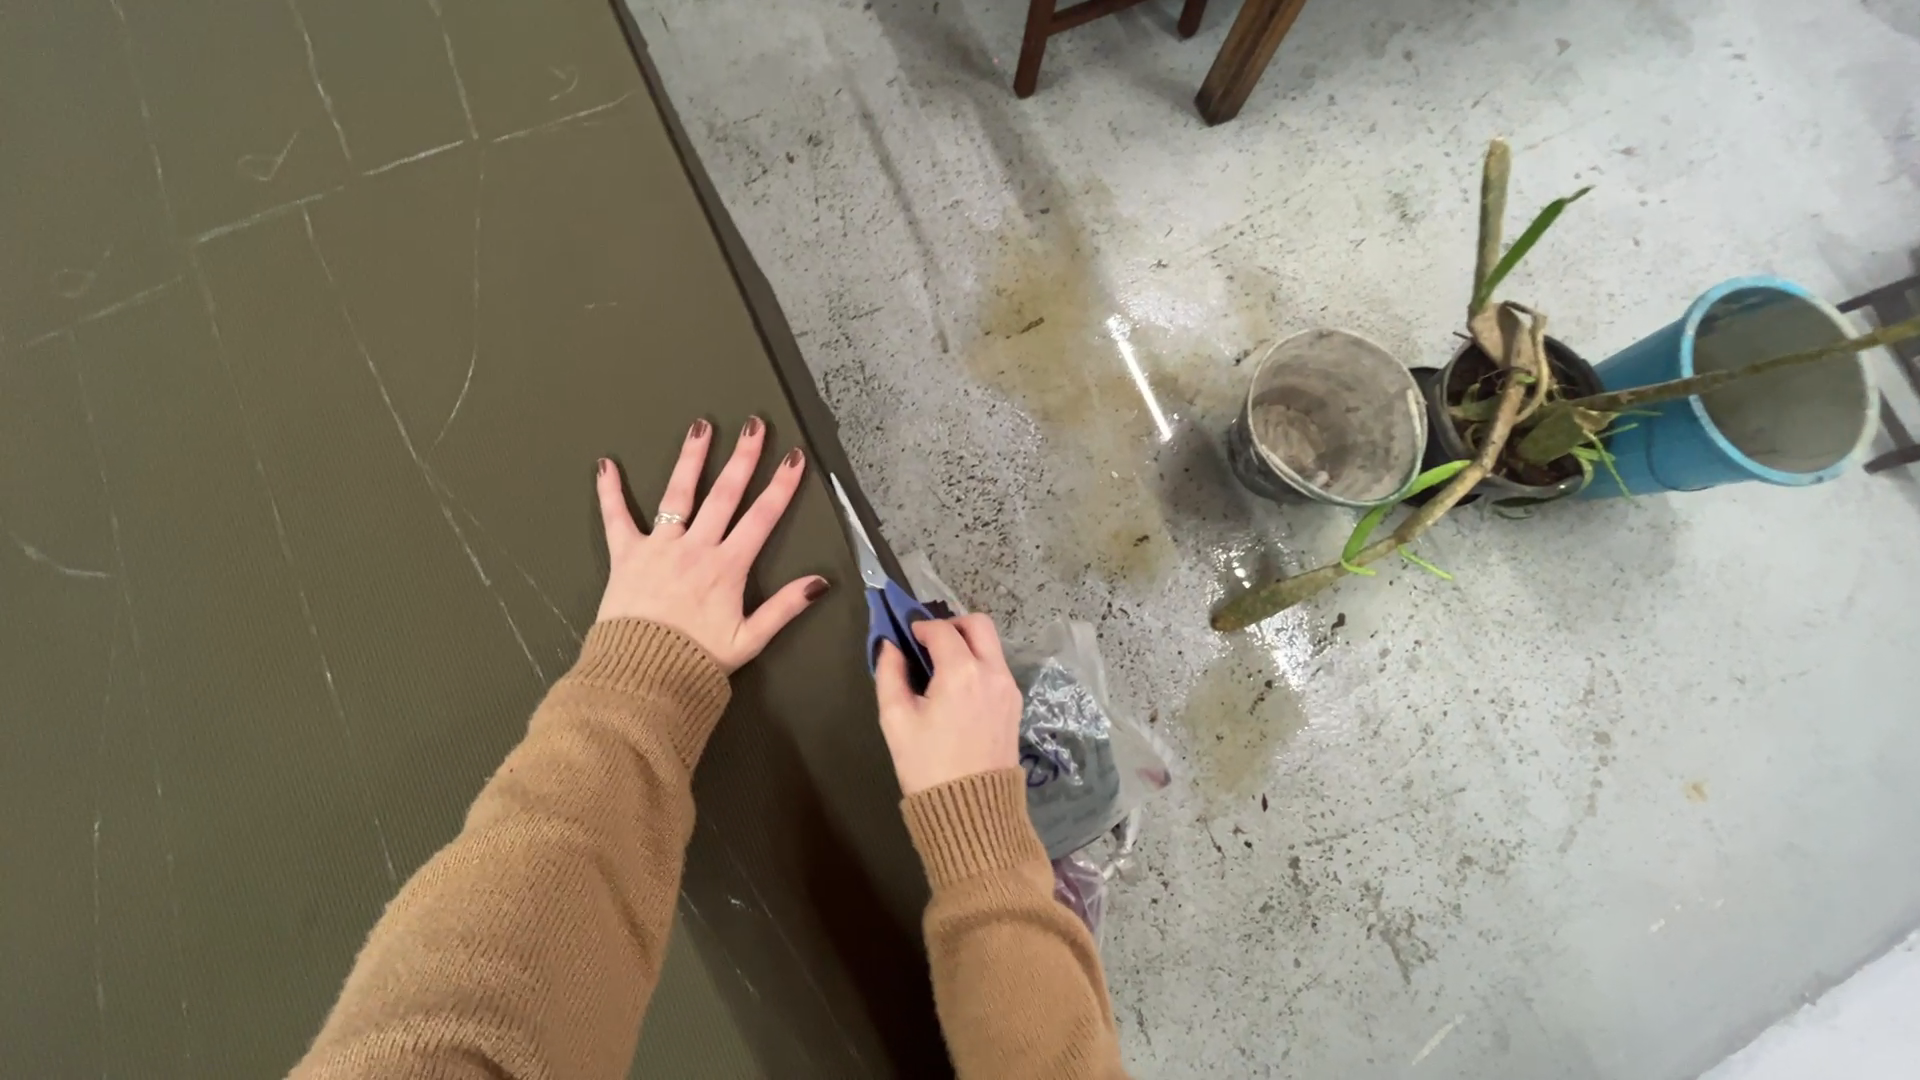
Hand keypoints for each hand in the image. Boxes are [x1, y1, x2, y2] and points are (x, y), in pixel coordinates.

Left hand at [594, 416, 828, 672]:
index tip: (794, 458)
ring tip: (701, 426)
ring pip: (678, 494)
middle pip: (724, 494)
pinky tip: (605, 464)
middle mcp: (695, 547)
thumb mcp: (750, 639)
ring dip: (691, 458)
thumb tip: (820, 582)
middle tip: (754, 424)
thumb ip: (785, 608)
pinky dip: (609, 492)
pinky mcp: (625, 554)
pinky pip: (615, 518)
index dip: (781, 487)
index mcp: (728, 566)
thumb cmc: (698, 658)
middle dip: (742, 458)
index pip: (761, 517)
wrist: (643, 674)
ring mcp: (659, 546)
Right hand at [873, 614, 1022, 795]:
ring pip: (992, 645)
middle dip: (952, 624)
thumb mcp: (895, 719)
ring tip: (941, 666)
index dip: (921, 627)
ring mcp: (1009, 688)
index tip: (907, 636)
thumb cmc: (927, 765)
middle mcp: (992, 673)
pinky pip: (997, 668)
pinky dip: (979, 663)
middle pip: (978, 624)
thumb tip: (889, 646)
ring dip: (967, 644)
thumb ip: (889, 673)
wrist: (971, 811)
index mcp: (962, 673)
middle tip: (930, 642)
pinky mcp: (1016, 704)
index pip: (942, 630)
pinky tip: (958, 687)